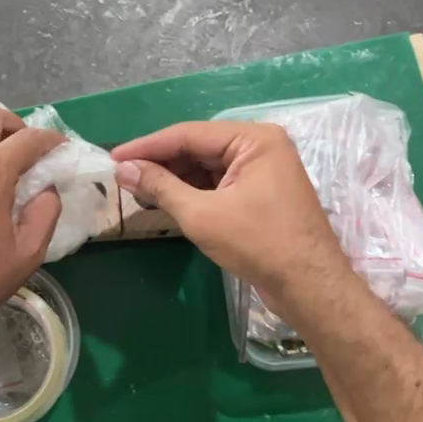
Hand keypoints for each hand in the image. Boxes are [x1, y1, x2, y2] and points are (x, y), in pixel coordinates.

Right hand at [111, 121, 349, 299]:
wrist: (309, 287)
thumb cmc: (258, 244)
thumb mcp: (201, 214)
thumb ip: (160, 187)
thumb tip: (123, 169)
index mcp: (253, 139)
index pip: (188, 134)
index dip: (147, 146)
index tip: (113, 157)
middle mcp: (259, 146)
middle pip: (197, 148)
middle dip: (159, 163)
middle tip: (121, 176)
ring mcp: (261, 170)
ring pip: (205, 167)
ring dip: (173, 178)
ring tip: (136, 189)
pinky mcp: (259, 193)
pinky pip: (217, 183)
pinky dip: (191, 192)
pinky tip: (164, 200)